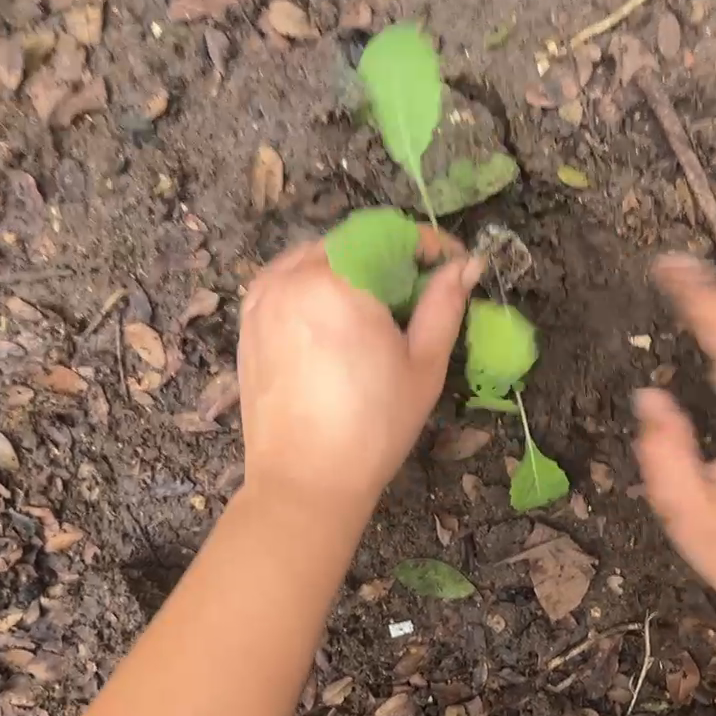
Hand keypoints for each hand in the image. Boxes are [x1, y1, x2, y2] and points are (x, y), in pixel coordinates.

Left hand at [237, 229, 481, 512]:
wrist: (305, 480)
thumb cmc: (374, 428)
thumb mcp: (423, 366)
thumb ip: (444, 306)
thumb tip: (467, 264)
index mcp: (339, 281)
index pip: (387, 235)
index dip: (424, 244)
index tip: (450, 264)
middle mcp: (292, 277)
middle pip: (349, 244)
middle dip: (387, 259)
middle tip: (415, 297)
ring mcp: (263, 299)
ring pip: (314, 260)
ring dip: (350, 270)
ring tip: (375, 312)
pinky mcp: (248, 323)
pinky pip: (286, 282)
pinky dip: (314, 287)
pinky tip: (334, 322)